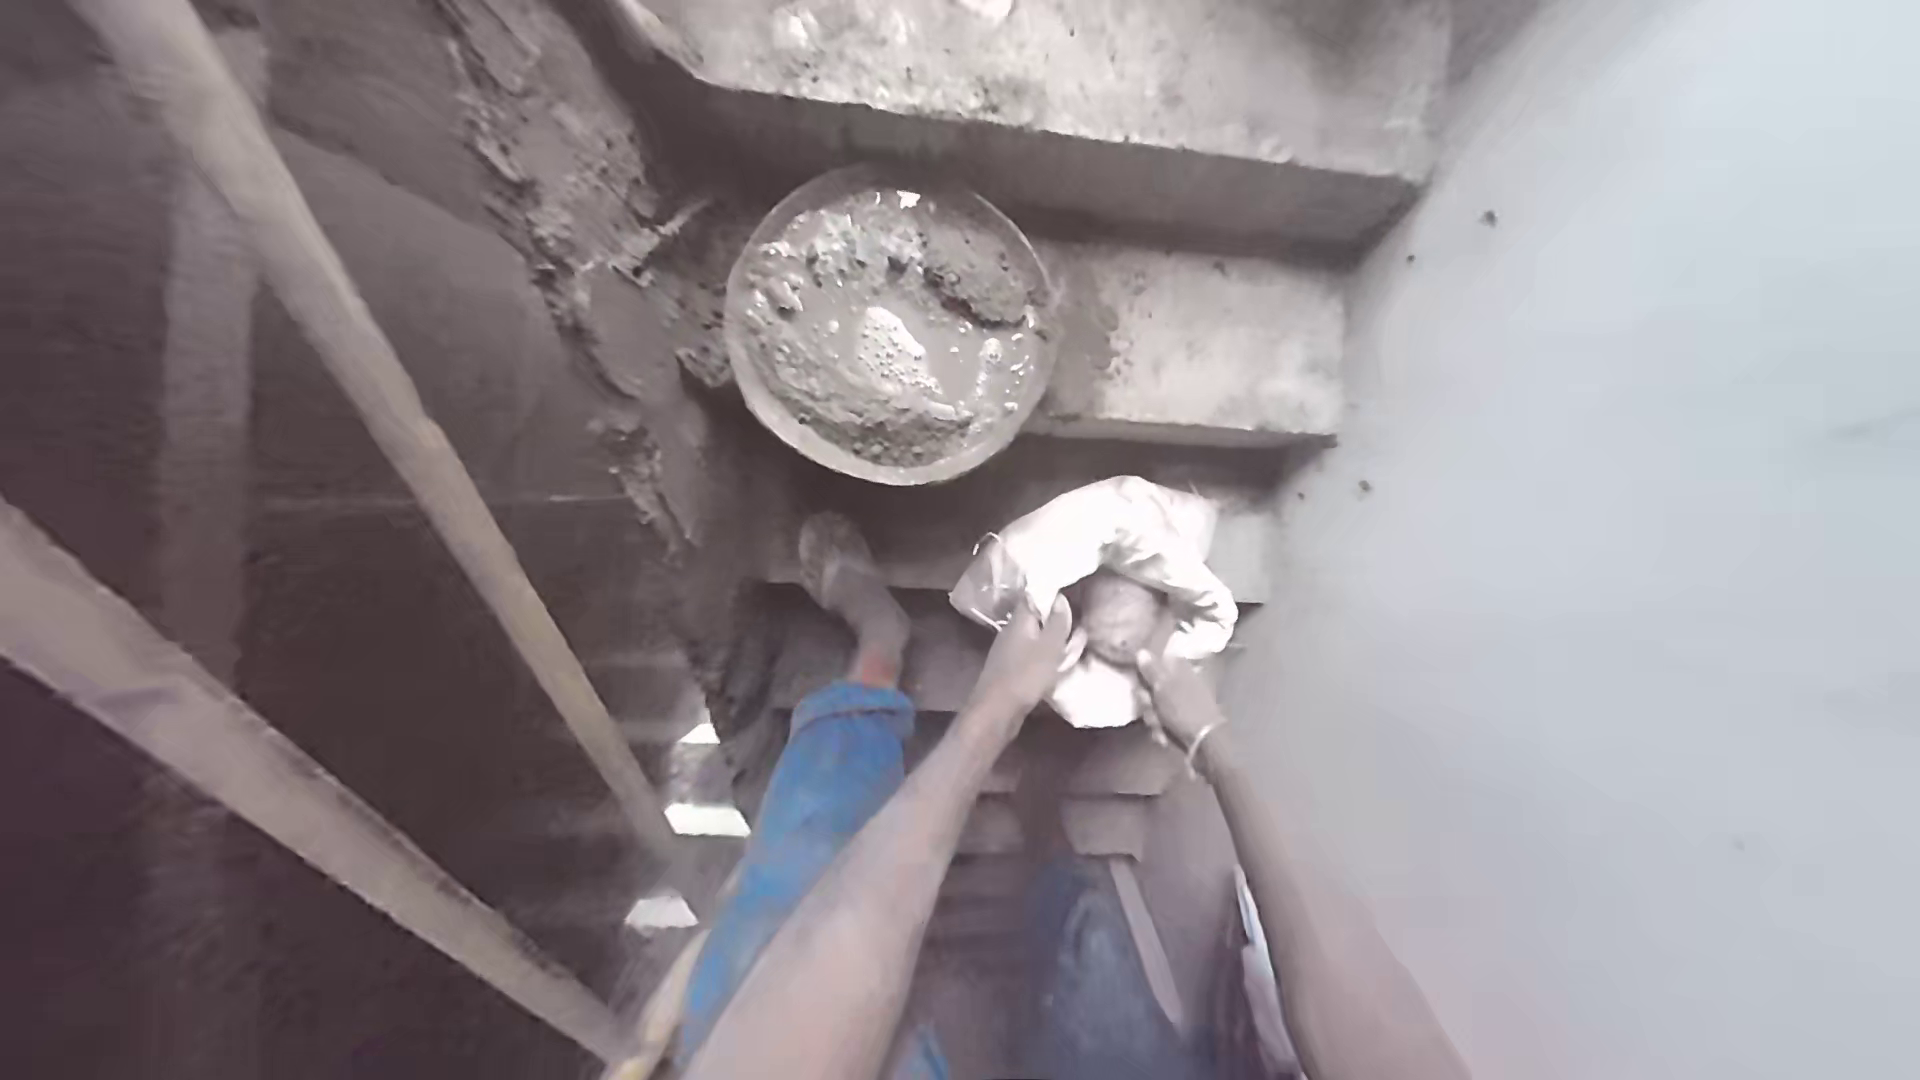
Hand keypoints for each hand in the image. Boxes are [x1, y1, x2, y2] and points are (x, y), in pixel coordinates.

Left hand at [965, 595, 1072, 730]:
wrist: (996, 711)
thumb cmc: (1025, 676)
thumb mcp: (1049, 647)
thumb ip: (1057, 622)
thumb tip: (1060, 598)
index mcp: (1019, 621)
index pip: (1032, 597)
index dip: (1050, 595)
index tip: (1070, 597)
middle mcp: (1010, 632)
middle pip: (1035, 619)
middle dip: (1055, 621)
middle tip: (1077, 627)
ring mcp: (1008, 651)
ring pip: (1034, 639)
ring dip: (1051, 642)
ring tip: (1072, 647)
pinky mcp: (1009, 669)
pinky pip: (1030, 656)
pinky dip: (1044, 658)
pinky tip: (1055, 667)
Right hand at [1134, 646, 1225, 747]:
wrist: (1204, 742)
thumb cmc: (1182, 709)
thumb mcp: (1162, 687)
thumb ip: (1150, 669)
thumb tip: (1142, 650)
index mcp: (1180, 668)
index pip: (1156, 661)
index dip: (1144, 671)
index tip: (1139, 681)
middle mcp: (1182, 680)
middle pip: (1152, 684)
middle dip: (1146, 699)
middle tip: (1149, 706)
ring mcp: (1182, 700)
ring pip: (1155, 703)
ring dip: (1152, 715)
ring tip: (1158, 725)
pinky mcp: (1182, 717)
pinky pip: (1162, 717)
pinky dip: (1160, 726)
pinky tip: (1163, 734)